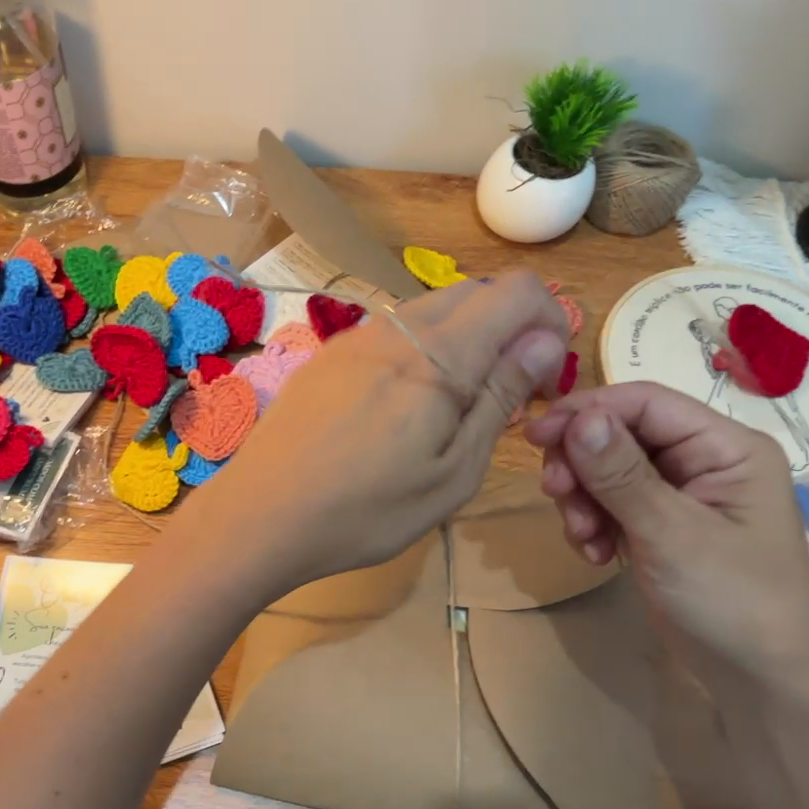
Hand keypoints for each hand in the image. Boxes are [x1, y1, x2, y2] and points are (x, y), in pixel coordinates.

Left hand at [185, 272, 568, 589]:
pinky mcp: (325, 357)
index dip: (549, 322)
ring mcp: (353, 338)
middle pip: (474, 292)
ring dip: (461, 341)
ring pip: (428, 311)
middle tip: (504, 396)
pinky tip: (399, 407)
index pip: (517, 291)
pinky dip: (417, 352)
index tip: (544, 378)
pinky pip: (389, 333)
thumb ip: (500, 397)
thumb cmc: (365, 511)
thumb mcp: (452, 472)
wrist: (260, 517)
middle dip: (507, 329)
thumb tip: (543, 340)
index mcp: (438, 354)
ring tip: (451, 408)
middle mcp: (395, 328)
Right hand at [523, 383, 808, 688]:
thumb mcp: (671, 534)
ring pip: (607, 471)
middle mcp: (704, 461)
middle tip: (554, 496)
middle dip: (581, 464)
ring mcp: (681, 496)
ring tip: (583, 539)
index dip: (587, 412)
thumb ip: (621, 474)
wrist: (760, 680)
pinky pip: (610, 505)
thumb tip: (577, 417)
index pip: (645, 403)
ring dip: (582, 500)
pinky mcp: (660, 527)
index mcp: (727, 447)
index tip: (534, 436)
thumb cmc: (732, 601)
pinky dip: (592, 525)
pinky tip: (594, 556)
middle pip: (619, 435)